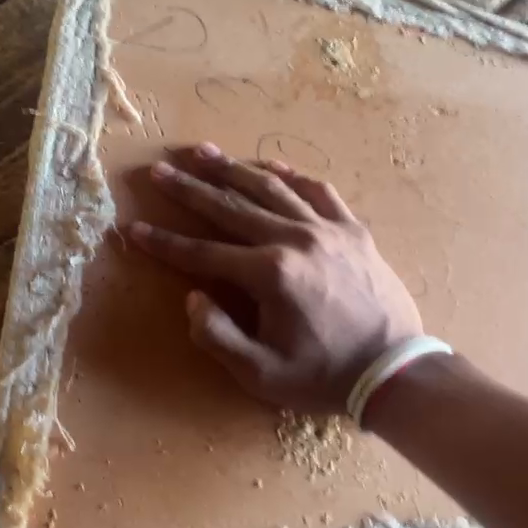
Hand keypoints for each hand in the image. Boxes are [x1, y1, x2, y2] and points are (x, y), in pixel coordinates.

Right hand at [125, 142, 422, 413]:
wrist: (395, 372)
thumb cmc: (323, 377)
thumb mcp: (261, 375)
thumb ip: (217, 336)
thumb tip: (193, 297)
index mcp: (269, 274)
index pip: (202, 252)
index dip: (164, 242)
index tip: (133, 228)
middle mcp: (294, 240)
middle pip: (230, 207)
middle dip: (189, 188)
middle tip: (159, 170)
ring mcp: (327, 229)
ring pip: (271, 187)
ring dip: (232, 168)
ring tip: (202, 151)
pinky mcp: (353, 230)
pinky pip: (318, 191)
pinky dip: (291, 175)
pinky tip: (270, 165)